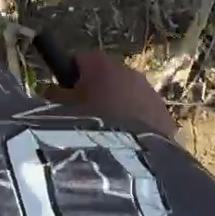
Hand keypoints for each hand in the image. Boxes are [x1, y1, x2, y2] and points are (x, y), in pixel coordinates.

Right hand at [40, 50, 178, 138]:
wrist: (129, 156)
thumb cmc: (86, 126)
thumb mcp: (58, 111)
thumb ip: (53, 97)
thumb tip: (50, 90)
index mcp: (101, 65)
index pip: (79, 59)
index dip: (68, 74)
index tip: (61, 93)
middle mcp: (129, 71)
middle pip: (106, 76)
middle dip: (95, 91)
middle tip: (81, 116)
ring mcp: (150, 92)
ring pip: (127, 95)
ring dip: (116, 108)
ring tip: (103, 133)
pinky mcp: (164, 115)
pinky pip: (143, 114)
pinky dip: (133, 124)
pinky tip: (123, 143)